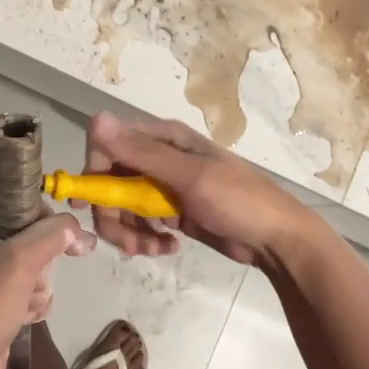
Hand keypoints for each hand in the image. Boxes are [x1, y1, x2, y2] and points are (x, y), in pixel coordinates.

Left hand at [0, 208, 95, 368]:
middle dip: (42, 267)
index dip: (48, 225)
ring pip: (38, 270)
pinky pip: (31, 293)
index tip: (63, 244)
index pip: (27, 207)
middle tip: (31, 283)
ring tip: (22, 306)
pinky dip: (33, 306)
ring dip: (39, 290)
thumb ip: (54, 235)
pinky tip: (23, 319)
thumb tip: (84, 232)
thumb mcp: (20, 259)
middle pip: (36, 241)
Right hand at [83, 112, 317, 269]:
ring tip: (152, 248)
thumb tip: (95, 119)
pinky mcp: (172, 212)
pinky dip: (146, 238)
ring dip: (129, 231)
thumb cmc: (239, 201)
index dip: (95, 173)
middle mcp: (160, 157)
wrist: (278, 241)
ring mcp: (166, 186)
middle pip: (111, 180)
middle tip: (127, 242)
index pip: (108, 144)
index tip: (91, 204)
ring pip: (123, 205)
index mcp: (165, 138)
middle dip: (112, 213)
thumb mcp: (190, 177)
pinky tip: (167, 247)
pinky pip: (141, 222)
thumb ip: (141, 153)